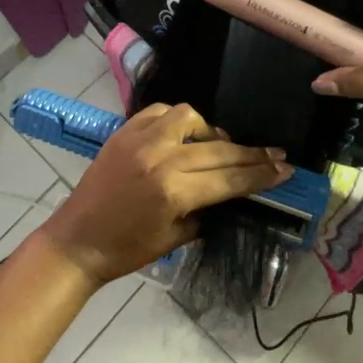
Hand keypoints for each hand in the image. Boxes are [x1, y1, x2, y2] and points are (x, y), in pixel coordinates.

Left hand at [37, 104, 289, 284]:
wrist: (76, 241)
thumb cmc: (126, 250)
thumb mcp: (175, 237)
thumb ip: (206, 209)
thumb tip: (233, 191)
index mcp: (174, 192)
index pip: (230, 179)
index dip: (261, 175)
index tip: (286, 169)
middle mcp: (161, 158)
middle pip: (219, 150)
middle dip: (252, 155)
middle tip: (276, 155)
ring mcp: (141, 139)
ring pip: (191, 119)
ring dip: (211, 132)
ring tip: (220, 146)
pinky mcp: (125, 130)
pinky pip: (161, 112)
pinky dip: (178, 120)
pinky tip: (185, 133)